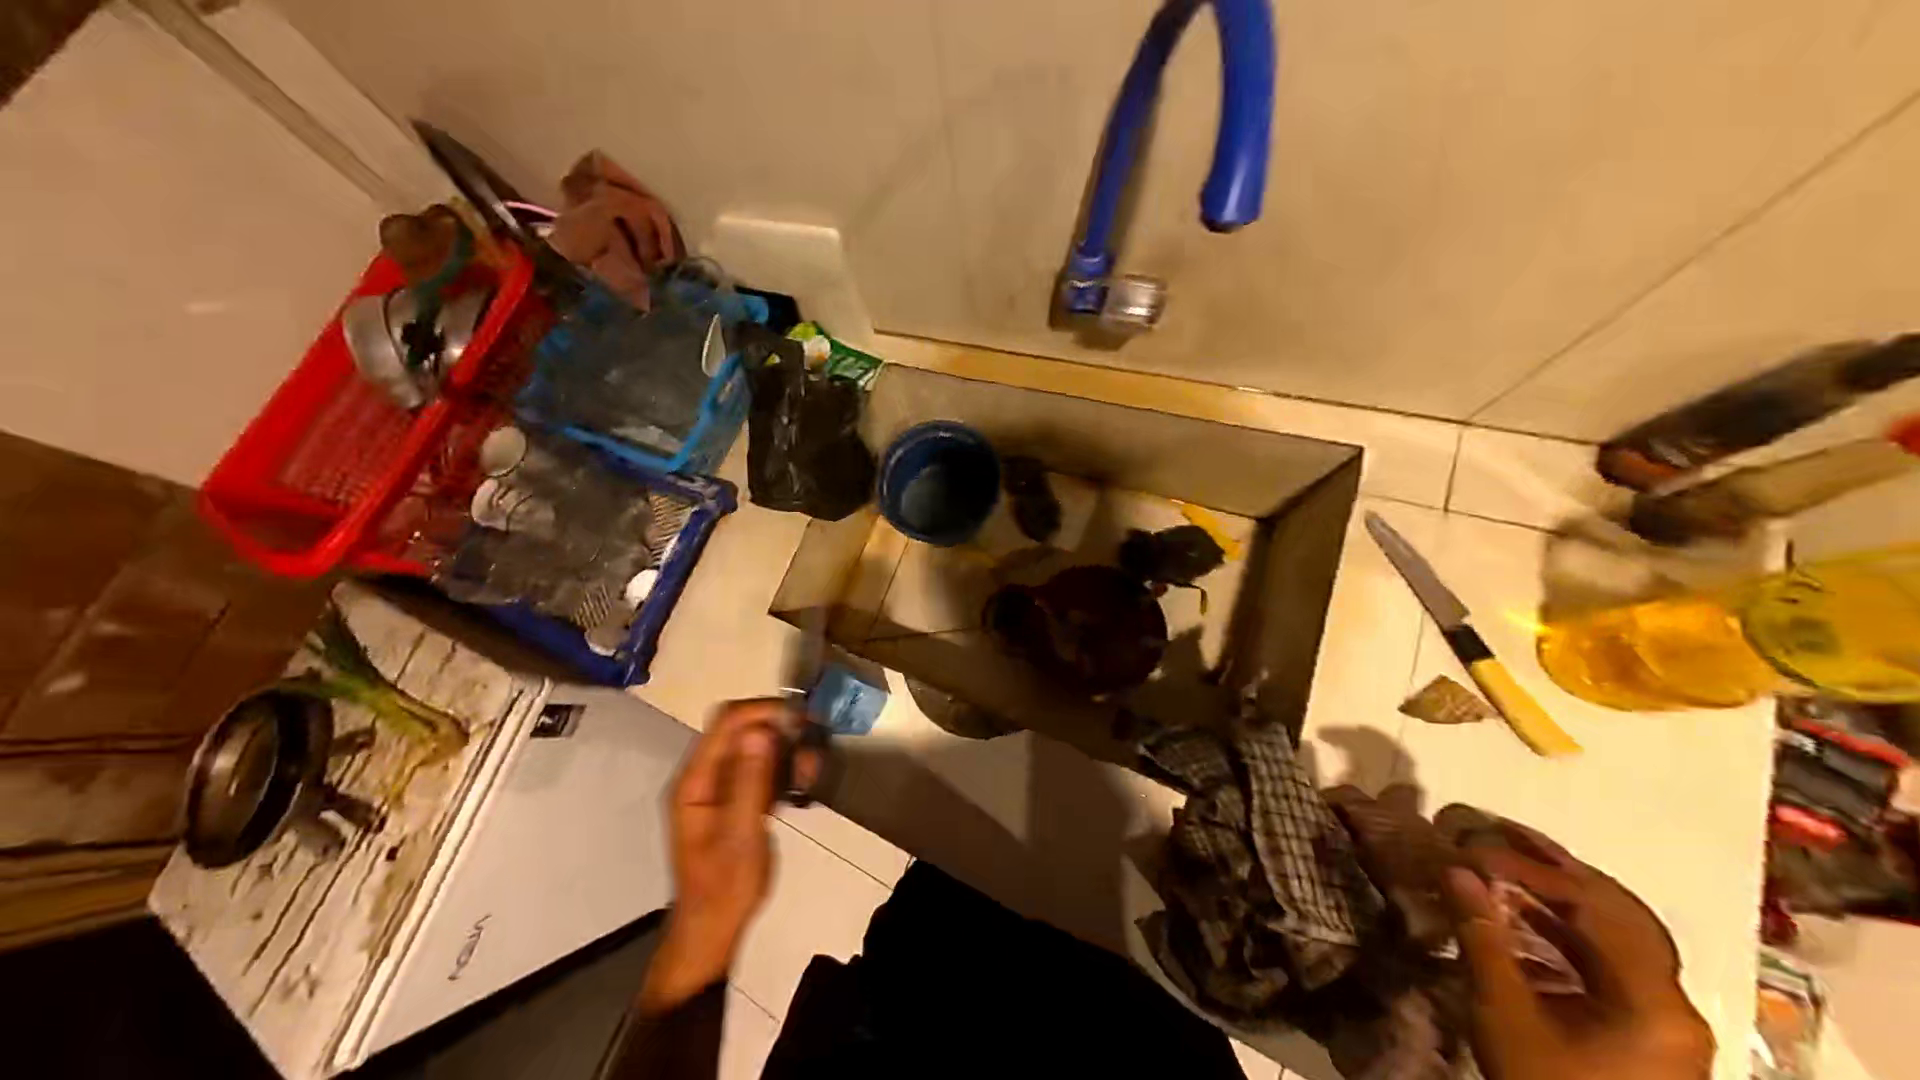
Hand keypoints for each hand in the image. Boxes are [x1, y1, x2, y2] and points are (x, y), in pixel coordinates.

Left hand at [639, 699, 816, 1013]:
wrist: (714, 929)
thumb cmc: (724, 886)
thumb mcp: (739, 835)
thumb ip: (749, 781)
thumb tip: (761, 731)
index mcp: (695, 781)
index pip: (727, 723)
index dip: (763, 712)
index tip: (801, 720)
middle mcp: (705, 776)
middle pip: (743, 729)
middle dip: (780, 731)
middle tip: (812, 750)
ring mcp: (721, 786)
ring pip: (756, 747)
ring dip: (786, 750)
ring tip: (811, 771)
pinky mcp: (738, 797)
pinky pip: (762, 767)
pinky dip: (784, 768)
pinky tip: (803, 784)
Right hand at [1443, 818, 1713, 1079]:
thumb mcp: (1505, 1013)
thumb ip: (1483, 935)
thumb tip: (1456, 869)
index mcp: (1653, 1001)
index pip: (1596, 907)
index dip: (1532, 870)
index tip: (1474, 851)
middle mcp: (1674, 1003)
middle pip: (1622, 913)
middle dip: (1558, 869)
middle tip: (1503, 834)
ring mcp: (1667, 1019)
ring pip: (1622, 934)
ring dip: (1564, 896)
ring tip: (1509, 863)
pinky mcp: (1649, 1030)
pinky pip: (1614, 961)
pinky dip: (1570, 928)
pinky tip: (1526, 914)